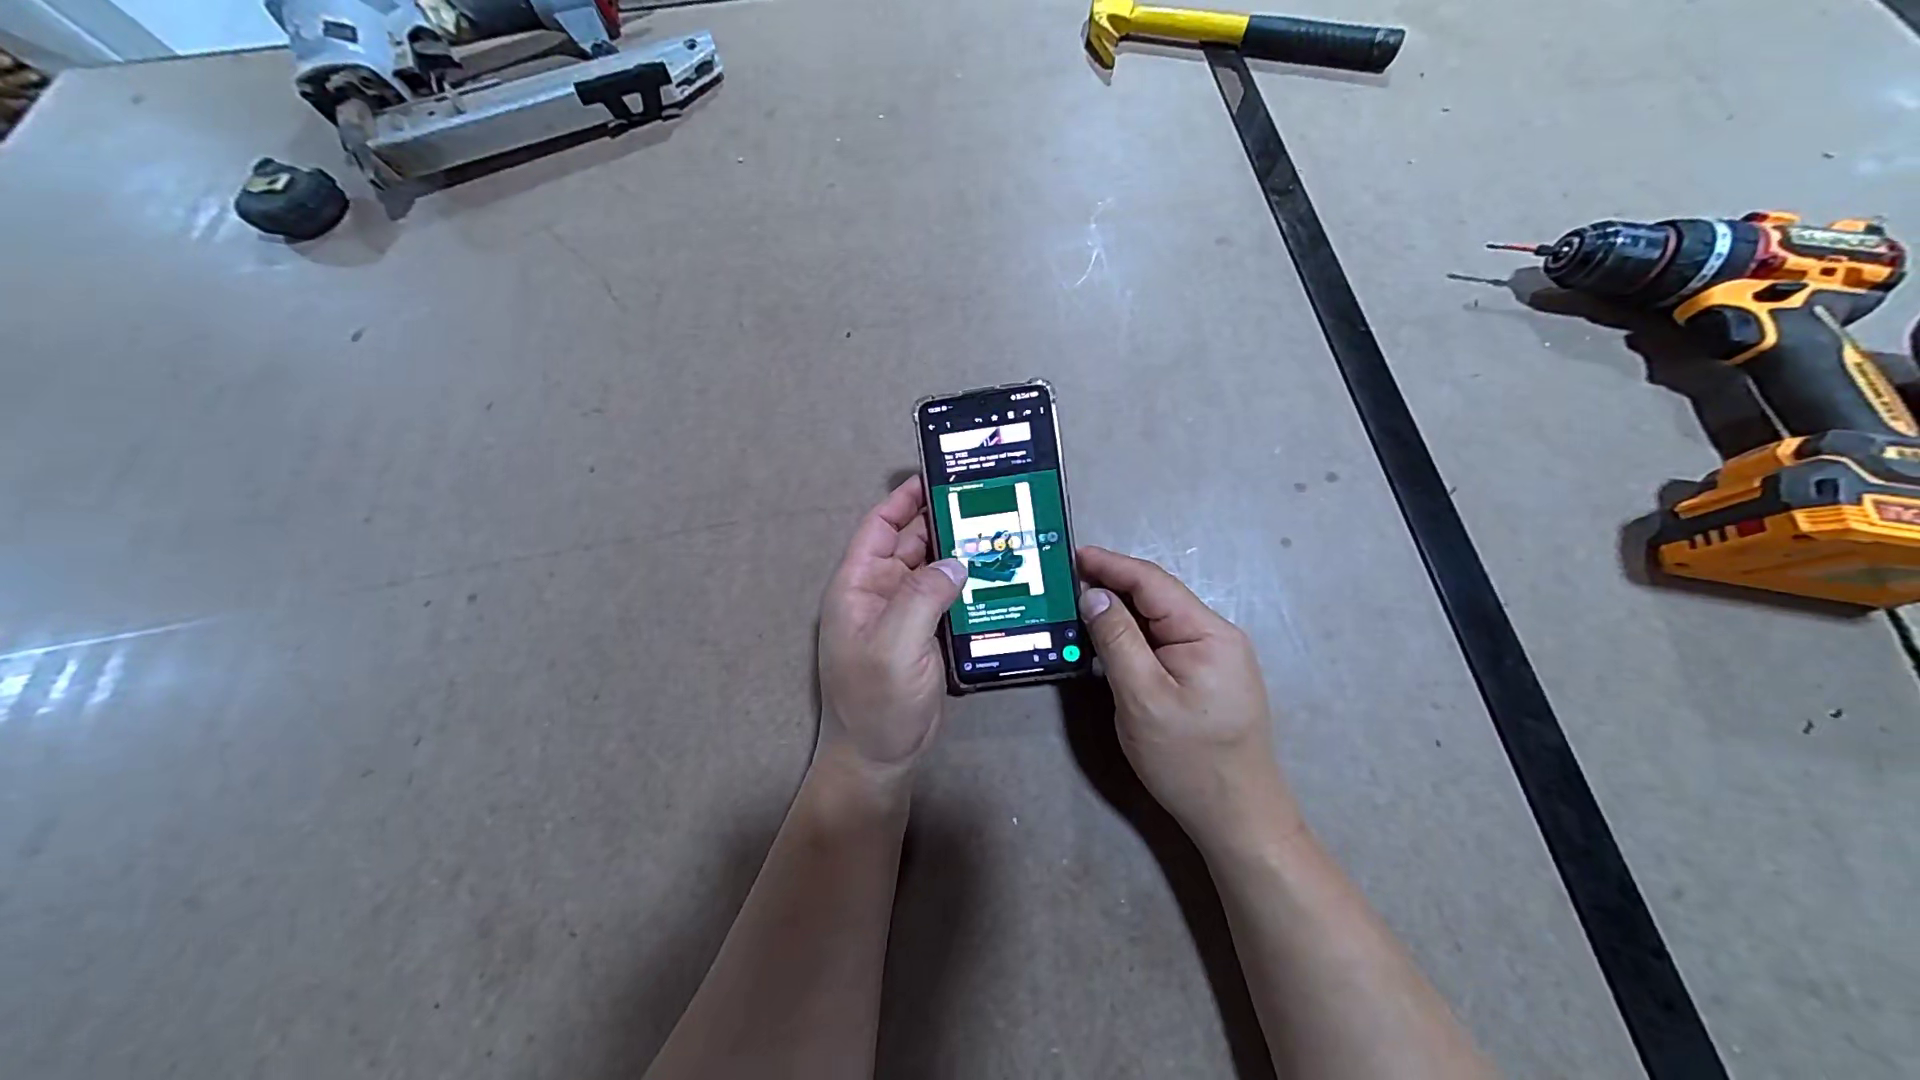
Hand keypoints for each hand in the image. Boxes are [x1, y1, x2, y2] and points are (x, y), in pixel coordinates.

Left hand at [817, 477, 967, 780]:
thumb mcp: (893, 646)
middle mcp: (881, 592)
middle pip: (911, 543)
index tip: (935, 478)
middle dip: (942, 521)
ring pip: (934, 569)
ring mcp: (905, 613)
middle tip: (983, 502)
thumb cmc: (874, 702)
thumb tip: (956, 560)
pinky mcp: (928, 633)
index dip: (903, 500)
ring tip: (996, 532)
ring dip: (959, 552)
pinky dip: (969, 583)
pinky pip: (949, 597)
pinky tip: (996, 575)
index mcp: (859, 586)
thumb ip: (922, 597)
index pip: (878, 528)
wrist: (881, 756)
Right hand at [1076, 546, 1301, 848]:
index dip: (1111, 565)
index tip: (1074, 555)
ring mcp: (1214, 658)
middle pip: (1157, 599)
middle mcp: (1216, 637)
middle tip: (1067, 582)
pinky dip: (1133, 636)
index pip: (1153, 584)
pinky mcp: (1206, 678)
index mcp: (1207, 634)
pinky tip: (1109, 640)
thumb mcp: (1143, 697)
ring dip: (1120, 612)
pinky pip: (1163, 643)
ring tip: (1079, 606)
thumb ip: (1117, 641)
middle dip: (1113, 586)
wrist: (1238, 816)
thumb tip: (1093, 595)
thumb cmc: (1188, 759)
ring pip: (1159, 622)